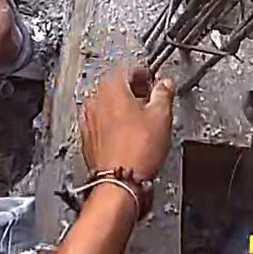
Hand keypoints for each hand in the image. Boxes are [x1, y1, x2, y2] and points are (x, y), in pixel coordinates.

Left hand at [79, 66, 174, 181]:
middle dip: (133, 90)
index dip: (144, 75)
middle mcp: (95, 100)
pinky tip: (126, 135)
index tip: (154, 81)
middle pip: (116, 86)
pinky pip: (102, 123)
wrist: (118, 183)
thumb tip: (165, 84)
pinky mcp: (87, 139)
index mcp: (111, 87)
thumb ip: (163, 94)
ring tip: (140, 119)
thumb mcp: (161, 116)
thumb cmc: (136, 150)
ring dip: (122, 107)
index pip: (128, 70)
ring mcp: (88, 120)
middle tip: (149, 98)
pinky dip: (113, 124)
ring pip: (107, 105)